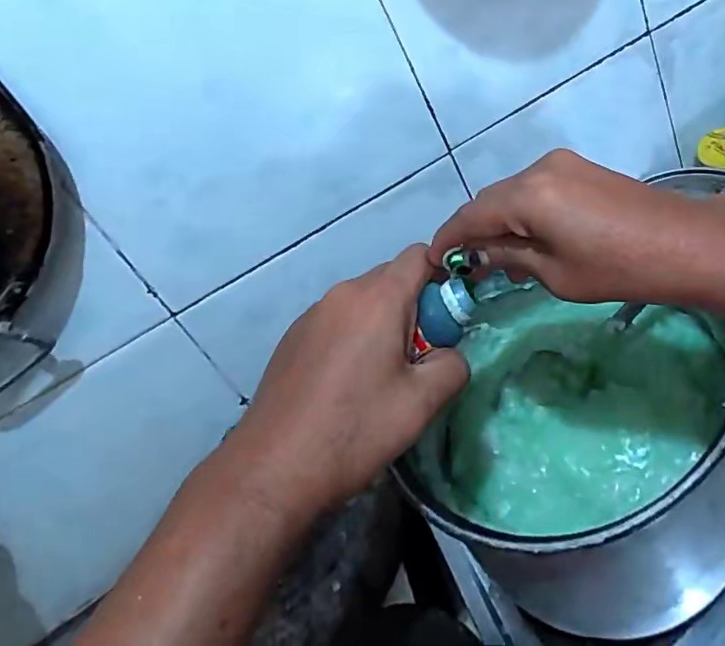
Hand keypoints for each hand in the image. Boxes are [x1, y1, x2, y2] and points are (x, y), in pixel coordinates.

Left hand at [222, 245, 468, 517]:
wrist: (272, 468)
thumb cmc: (353, 430)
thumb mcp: (420, 404)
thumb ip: (452, 366)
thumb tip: (449, 354)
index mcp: (377, 298)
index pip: (419, 255)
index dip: (442, 276)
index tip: (450, 317)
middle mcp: (342, 293)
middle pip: (391, 278)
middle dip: (415, 306)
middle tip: (420, 357)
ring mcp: (313, 313)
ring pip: (363, 301)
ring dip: (383, 323)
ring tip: (383, 376)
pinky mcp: (294, 336)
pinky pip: (338, 319)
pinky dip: (354, 336)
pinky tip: (347, 384)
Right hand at [430, 150, 724, 305]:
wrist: (684, 243)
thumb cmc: (617, 268)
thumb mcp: (555, 273)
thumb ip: (507, 257)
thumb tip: (475, 256)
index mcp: (527, 194)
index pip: (470, 215)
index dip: (448, 239)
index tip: (434, 262)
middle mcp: (537, 168)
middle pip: (489, 200)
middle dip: (474, 231)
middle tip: (467, 267)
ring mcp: (560, 163)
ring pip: (511, 193)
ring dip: (499, 221)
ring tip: (499, 259)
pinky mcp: (578, 167)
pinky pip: (535, 188)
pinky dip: (523, 212)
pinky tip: (529, 239)